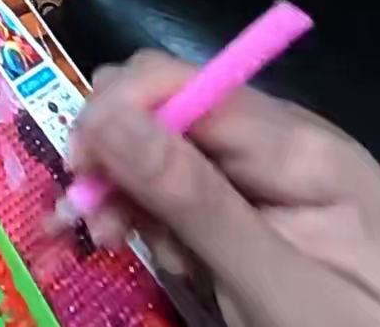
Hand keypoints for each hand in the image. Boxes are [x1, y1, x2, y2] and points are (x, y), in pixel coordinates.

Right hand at [69, 51, 379, 326]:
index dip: (118, 109)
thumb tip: (103, 112)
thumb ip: (195, 200)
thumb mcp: (285, 298)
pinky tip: (145, 242)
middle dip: (113, 145)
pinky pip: (170, 179)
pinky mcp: (244, 203)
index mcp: (301, 146)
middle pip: (162, 101)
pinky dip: (141, 205)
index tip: (79, 171)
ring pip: (155, 138)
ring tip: (114, 238)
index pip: (182, 81)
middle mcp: (275, 140)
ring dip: (120, 181)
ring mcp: (259, 171)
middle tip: (93, 214)